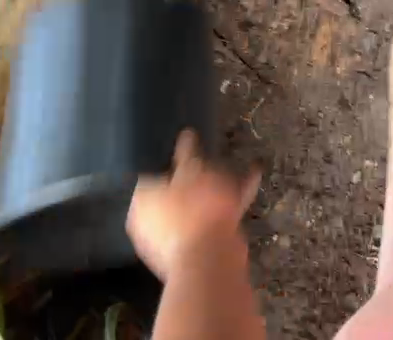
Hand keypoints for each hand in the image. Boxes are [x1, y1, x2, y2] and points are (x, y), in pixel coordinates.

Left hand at [128, 132, 259, 280]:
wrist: (209, 258)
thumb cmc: (194, 208)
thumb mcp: (193, 170)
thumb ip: (188, 153)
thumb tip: (185, 134)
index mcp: (142, 201)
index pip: (150, 173)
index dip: (168, 159)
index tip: (186, 148)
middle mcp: (150, 221)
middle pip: (173, 191)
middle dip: (196, 176)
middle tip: (213, 161)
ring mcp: (172, 237)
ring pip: (195, 205)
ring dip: (216, 190)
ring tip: (239, 170)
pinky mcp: (195, 247)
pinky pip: (211, 218)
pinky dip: (227, 204)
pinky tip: (249, 185)